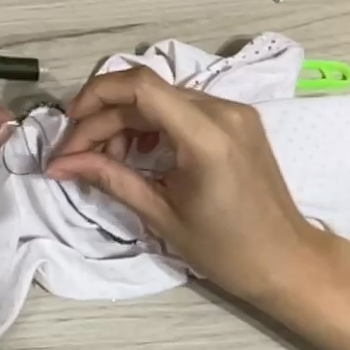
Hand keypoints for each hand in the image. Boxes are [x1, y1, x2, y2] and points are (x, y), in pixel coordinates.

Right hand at [47, 66, 345, 309]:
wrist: (290, 263)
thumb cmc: (227, 251)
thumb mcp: (161, 216)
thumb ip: (109, 178)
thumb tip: (59, 164)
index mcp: (206, 136)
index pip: (140, 86)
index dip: (96, 95)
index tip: (70, 126)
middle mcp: (222, 110)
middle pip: (143, 92)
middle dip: (102, 119)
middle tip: (75, 155)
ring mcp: (232, 110)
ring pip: (158, 97)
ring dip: (123, 121)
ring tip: (106, 160)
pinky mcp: (235, 118)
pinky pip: (179, 106)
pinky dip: (149, 123)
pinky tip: (136, 152)